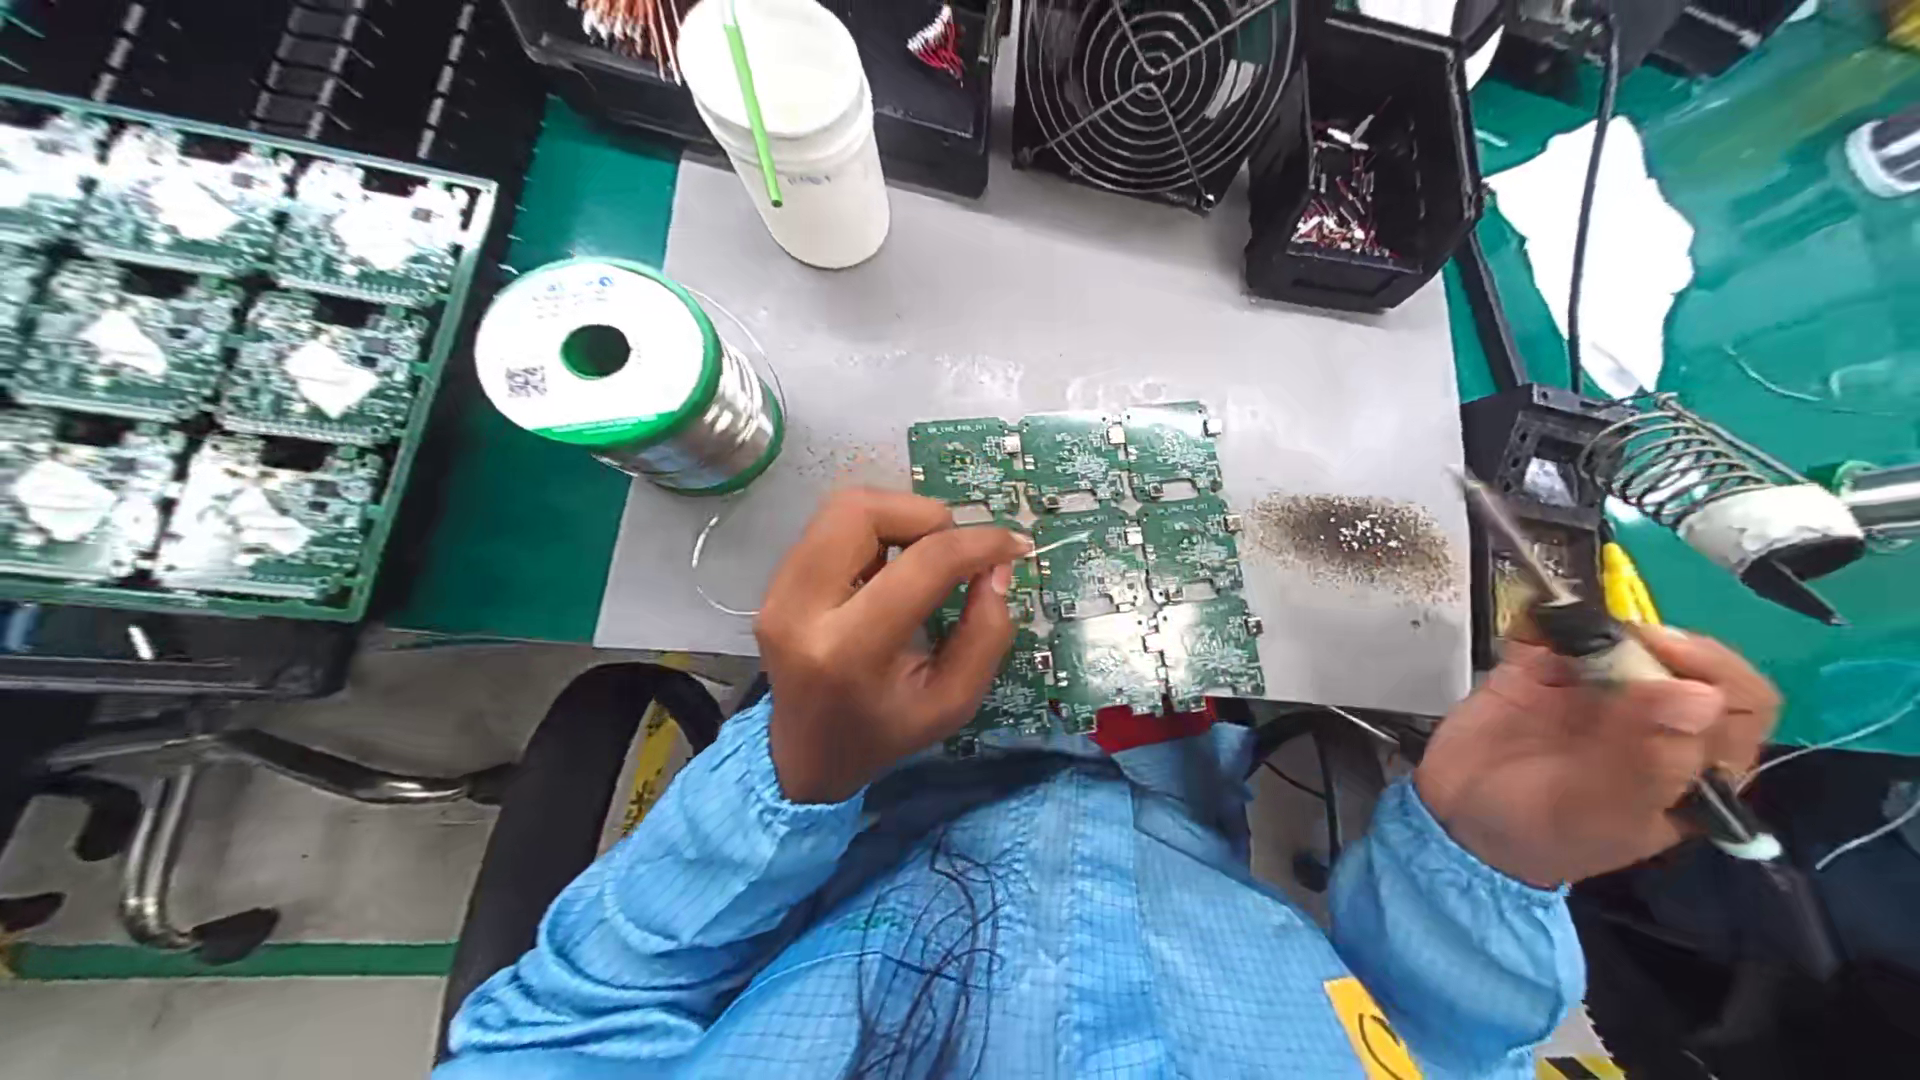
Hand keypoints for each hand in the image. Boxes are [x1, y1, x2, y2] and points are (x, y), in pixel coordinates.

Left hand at [755, 489, 1029, 802]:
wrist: (806, 755)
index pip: (922, 565)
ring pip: (845, 508)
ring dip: (899, 518)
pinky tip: (890, 567)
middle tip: (955, 549)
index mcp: (849, 651)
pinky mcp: (776, 580)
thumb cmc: (886, 732)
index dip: (979, 543)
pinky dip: (875, 531)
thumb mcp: (953, 701)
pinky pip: (832, 525)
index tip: (1013, 546)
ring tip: (924, 556)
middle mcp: (801, 608)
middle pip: (863, 511)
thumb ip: (986, 633)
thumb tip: (995, 565)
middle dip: (926, 515)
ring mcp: (779, 589)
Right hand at [1414, 625, 1778, 887]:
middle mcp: (1647, 721)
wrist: (1455, 818)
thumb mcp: (1599, 811)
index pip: (1739, 703)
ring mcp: (1585, 695)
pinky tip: (1532, 620)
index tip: (1659, 655)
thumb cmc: (1540, 832)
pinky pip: (1545, 638)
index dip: (1712, 671)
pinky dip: (1542, 620)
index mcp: (1690, 762)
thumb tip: (1696, 695)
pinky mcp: (1530, 676)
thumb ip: (1645, 759)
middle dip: (1651, 642)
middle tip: (1606, 639)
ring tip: (1562, 625)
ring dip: (1597, 624)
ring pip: (1614, 642)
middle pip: (1677, 662)